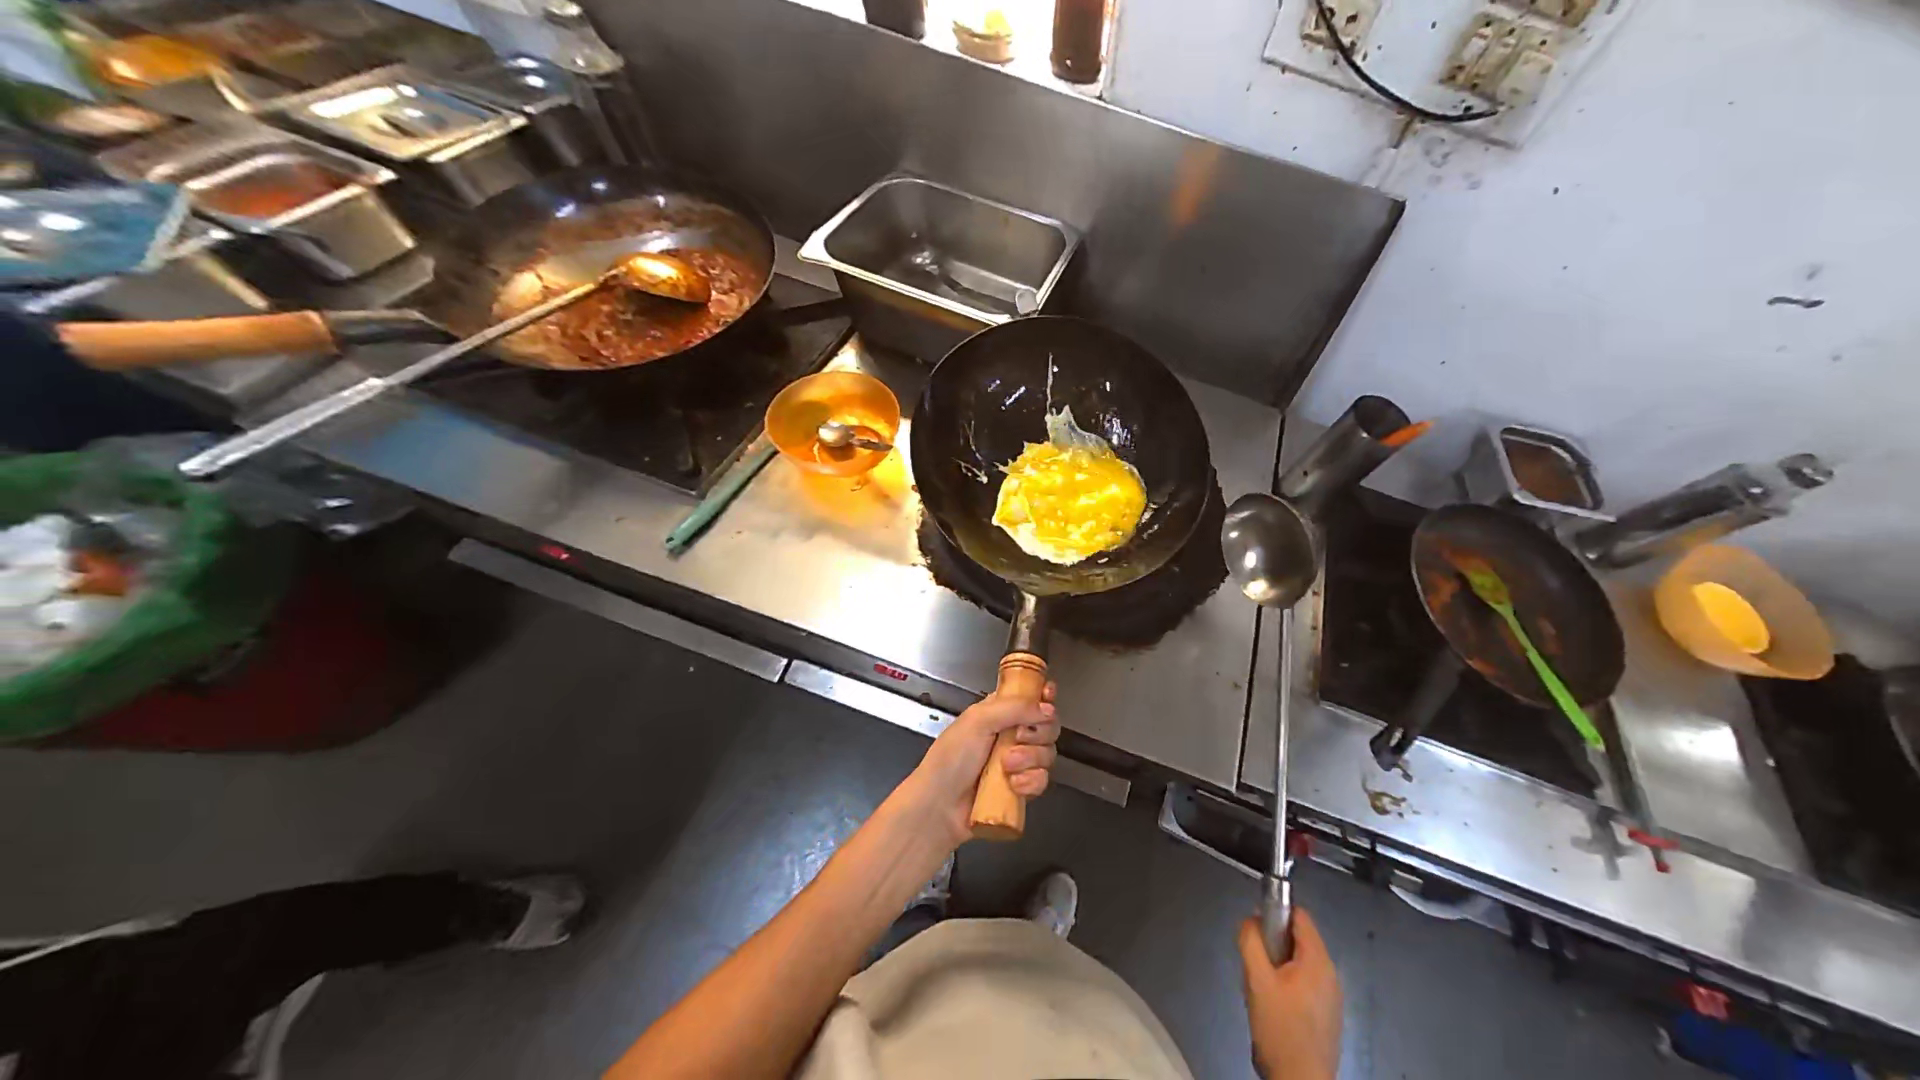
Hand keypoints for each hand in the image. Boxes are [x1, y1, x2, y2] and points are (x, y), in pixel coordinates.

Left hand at [894, 684, 1058, 847]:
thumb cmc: (950, 759)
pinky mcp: (1021, 788)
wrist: (941, 805)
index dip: (1043, 696)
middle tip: (1016, 738)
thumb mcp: (978, 721)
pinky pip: (1042, 780)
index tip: (1048, 698)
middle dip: (1037, 733)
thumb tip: (1047, 708)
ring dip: (1029, 759)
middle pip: (1047, 725)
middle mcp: (1010, 734)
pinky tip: (1013, 785)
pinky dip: (1030, 782)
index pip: (1030, 697)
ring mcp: (1018, 762)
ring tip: (1006, 766)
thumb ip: (1015, 707)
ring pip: (1047, 754)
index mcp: (998, 712)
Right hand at [1239, 907, 1342, 1079]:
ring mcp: (1331, 996)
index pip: (1300, 915)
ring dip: (1277, 967)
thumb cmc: (1280, 1027)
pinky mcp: (1327, 1014)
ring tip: (1260, 989)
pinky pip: (1304, 984)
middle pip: (1298, 940)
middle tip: (1254, 965)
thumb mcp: (1256, 978)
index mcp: (1318, 960)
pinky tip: (1273, 1008)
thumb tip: (1251, 920)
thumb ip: (1250, 941)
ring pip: (1298, 963)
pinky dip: (1286, 985)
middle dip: (1272, 945)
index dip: (1275, 912)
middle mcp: (1330, 974)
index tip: (1256, 928)